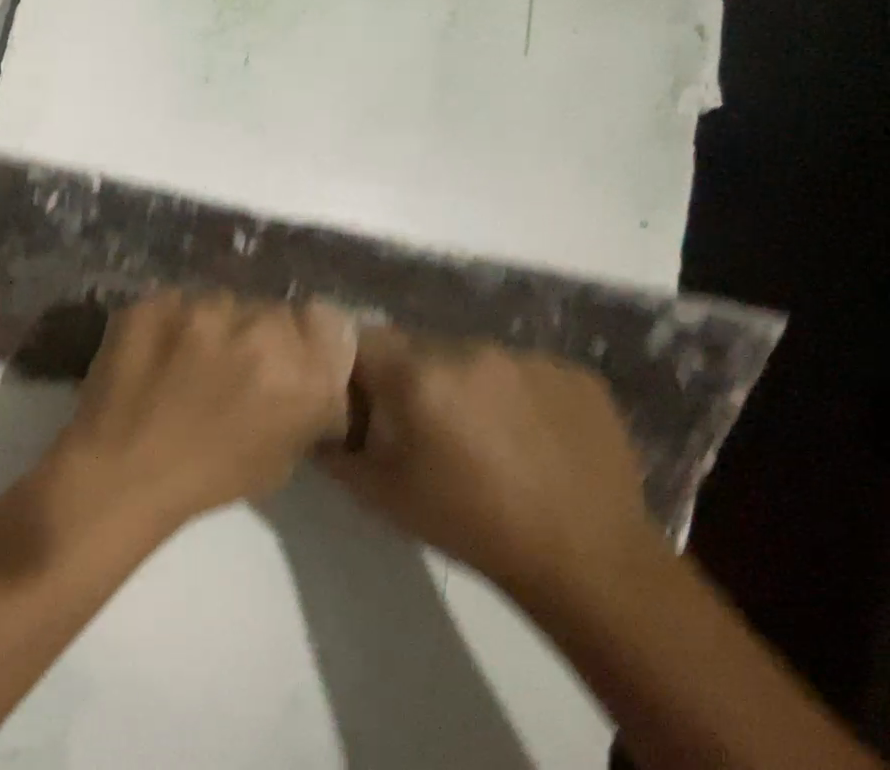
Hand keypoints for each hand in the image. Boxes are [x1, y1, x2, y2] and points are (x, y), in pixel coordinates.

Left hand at [58, 291, 357, 522]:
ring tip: (185, 360)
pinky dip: (168, 323)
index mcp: (305, 373)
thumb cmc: (208, 477)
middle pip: (269, 310)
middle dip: (255, 333)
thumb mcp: (283, 455)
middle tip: (229, 365)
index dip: (303, 339)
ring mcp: (202, 310)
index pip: (324, 321)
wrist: (121, 471)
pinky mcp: (154, 303)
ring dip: (211, 325)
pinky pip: (173, 303)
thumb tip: (305, 377)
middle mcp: (260, 330)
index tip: (282, 358)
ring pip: (220, 302)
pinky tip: (152, 353)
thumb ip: (305, 402)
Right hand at [322, 327, 663, 598]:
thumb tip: (313, 418)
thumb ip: (329, 444)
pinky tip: (525, 438)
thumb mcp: (374, 491)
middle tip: (420, 427)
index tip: (361, 403)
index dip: (353, 368)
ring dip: (461, 385)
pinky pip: (523, 372)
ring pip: (470, 358)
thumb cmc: (466, 523)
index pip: (358, 340)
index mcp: (417, 375)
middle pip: (416, 347)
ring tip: (479, 436)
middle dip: (409, 378)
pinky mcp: (577, 374)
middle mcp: (470, 351)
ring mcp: (530, 359)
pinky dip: (514, 396)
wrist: (586, 560)